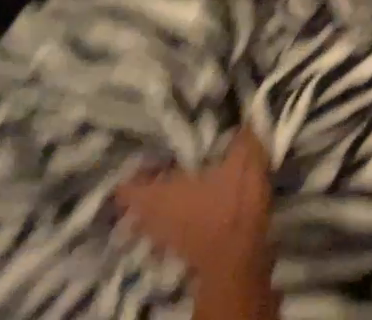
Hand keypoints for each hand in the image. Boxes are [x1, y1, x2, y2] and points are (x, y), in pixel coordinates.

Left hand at [116, 129, 272, 278]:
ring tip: (188, 186)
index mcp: (157, 194)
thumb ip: (242, 139)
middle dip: (152, 186)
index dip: (137, 169)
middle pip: (138, 203)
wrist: (239, 255)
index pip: (126, 185)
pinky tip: (201, 207)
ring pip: (153, 217)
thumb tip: (246, 117)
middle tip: (173, 167)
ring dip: (165, 204)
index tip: (155, 154)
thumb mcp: (245, 162)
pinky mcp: (179, 249)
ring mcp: (162, 237)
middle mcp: (151, 217)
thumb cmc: (232, 204)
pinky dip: (180, 218)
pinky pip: (170, 228)